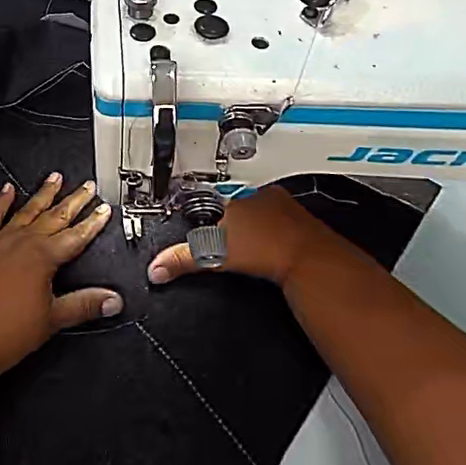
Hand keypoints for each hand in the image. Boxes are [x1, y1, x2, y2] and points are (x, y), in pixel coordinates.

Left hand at [0, 174, 118, 377]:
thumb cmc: (2, 333)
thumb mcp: (52, 320)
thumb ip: (85, 305)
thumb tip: (111, 300)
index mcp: (43, 257)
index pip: (77, 235)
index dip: (93, 222)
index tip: (104, 210)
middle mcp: (22, 242)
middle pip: (56, 215)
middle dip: (75, 200)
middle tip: (87, 187)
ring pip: (27, 210)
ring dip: (44, 193)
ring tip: (55, 178)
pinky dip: (2, 202)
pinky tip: (7, 191)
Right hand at [147, 186, 333, 286]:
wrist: (308, 258)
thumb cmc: (264, 249)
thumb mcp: (213, 254)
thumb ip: (182, 259)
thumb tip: (157, 267)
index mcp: (238, 199)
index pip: (217, 202)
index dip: (211, 216)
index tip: (208, 227)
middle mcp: (261, 197)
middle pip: (240, 205)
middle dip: (233, 221)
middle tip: (230, 241)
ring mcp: (285, 208)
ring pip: (263, 212)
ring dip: (257, 227)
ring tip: (253, 248)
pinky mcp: (303, 222)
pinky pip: (285, 223)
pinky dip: (277, 235)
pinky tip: (275, 252)